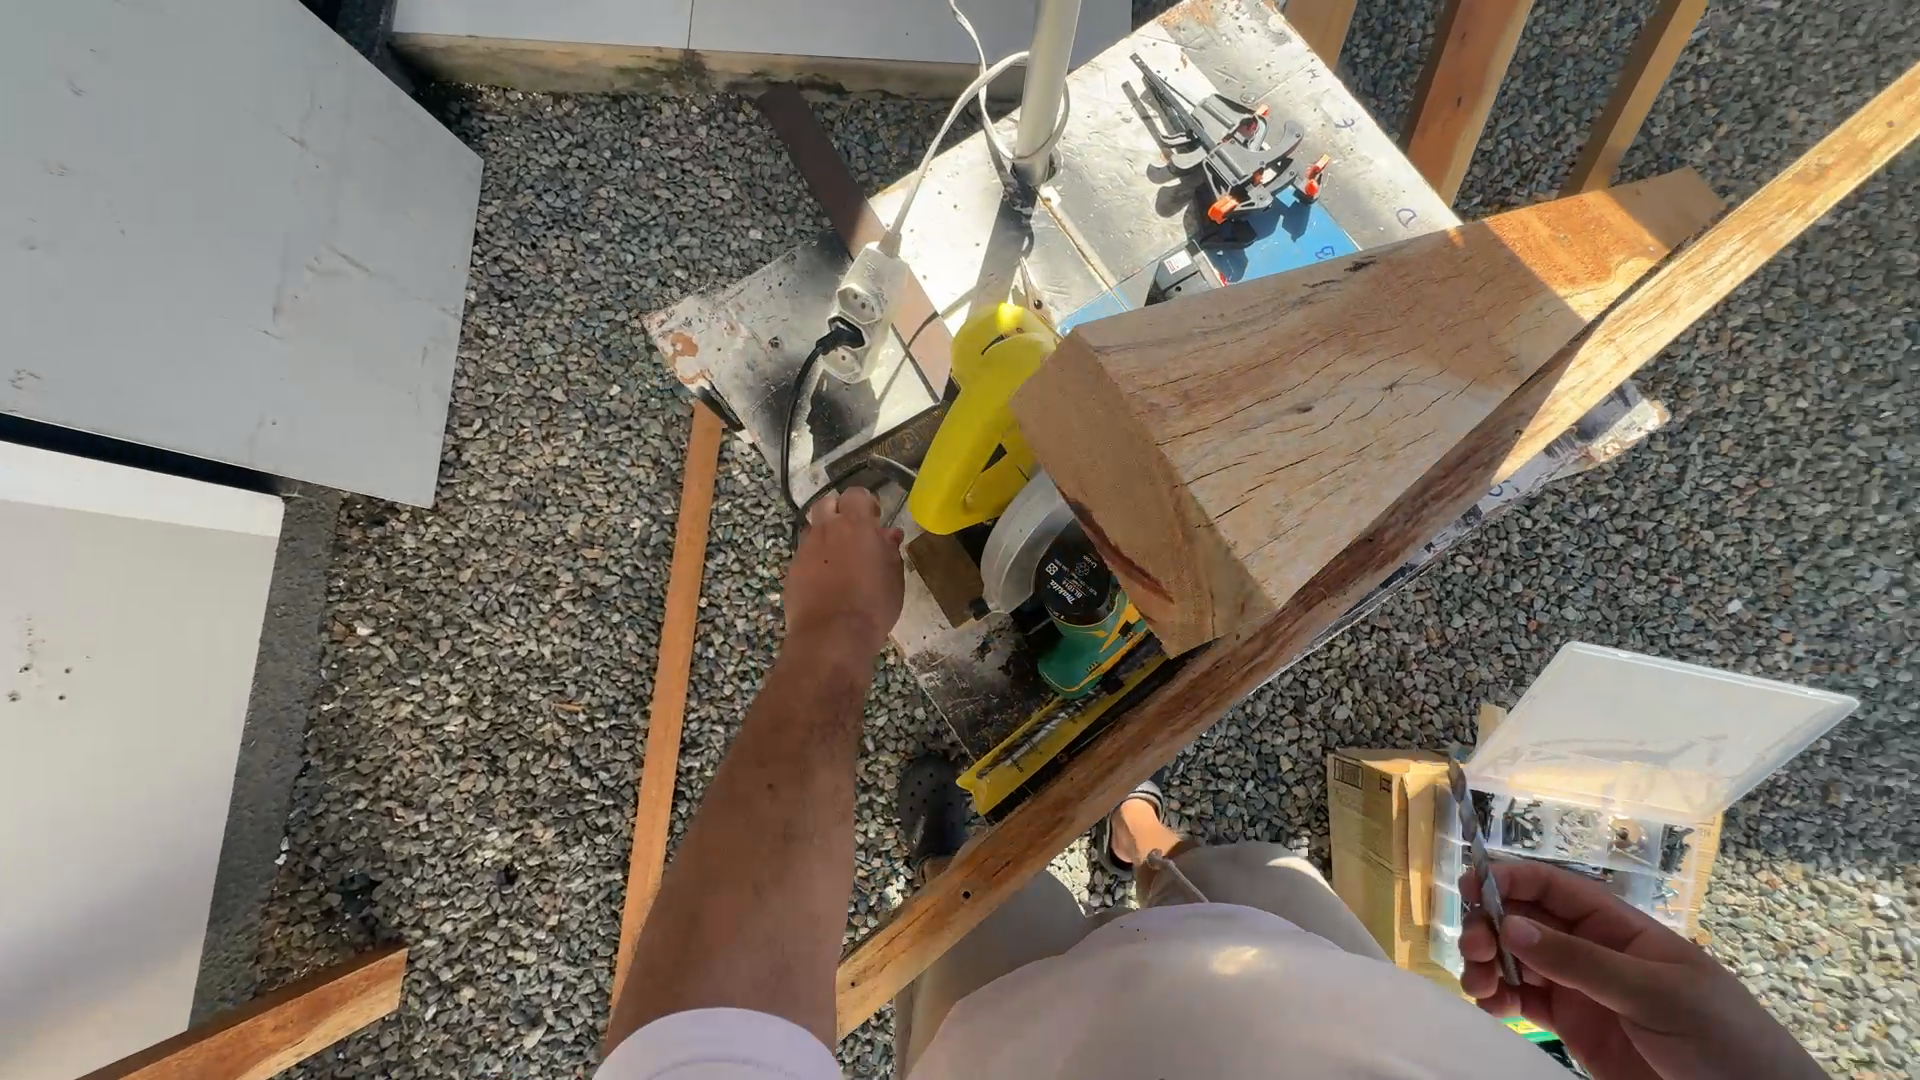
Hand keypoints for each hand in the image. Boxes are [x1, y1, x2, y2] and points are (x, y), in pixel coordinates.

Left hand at [782, 488, 904, 660]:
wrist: (833, 636)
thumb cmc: (873, 605)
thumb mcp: (893, 577)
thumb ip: (890, 550)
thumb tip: (889, 534)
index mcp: (856, 525)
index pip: (856, 494)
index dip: (865, 503)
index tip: (874, 519)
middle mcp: (827, 530)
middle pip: (826, 503)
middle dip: (839, 511)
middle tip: (853, 533)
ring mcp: (805, 550)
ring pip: (813, 530)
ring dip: (826, 537)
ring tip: (840, 561)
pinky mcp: (792, 571)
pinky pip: (804, 556)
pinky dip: (815, 562)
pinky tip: (826, 583)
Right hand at [1461, 861, 1821, 1079]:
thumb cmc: (1726, 1041)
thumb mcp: (1658, 996)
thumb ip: (1582, 962)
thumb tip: (1507, 925)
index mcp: (1616, 928)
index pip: (1550, 886)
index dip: (1507, 879)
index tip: (1470, 890)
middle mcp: (1590, 951)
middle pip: (1520, 920)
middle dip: (1488, 927)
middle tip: (1474, 951)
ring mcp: (1579, 989)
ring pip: (1512, 958)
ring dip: (1485, 963)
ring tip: (1478, 985)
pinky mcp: (1571, 1027)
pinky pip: (1519, 1000)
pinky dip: (1496, 997)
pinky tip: (1490, 1005)